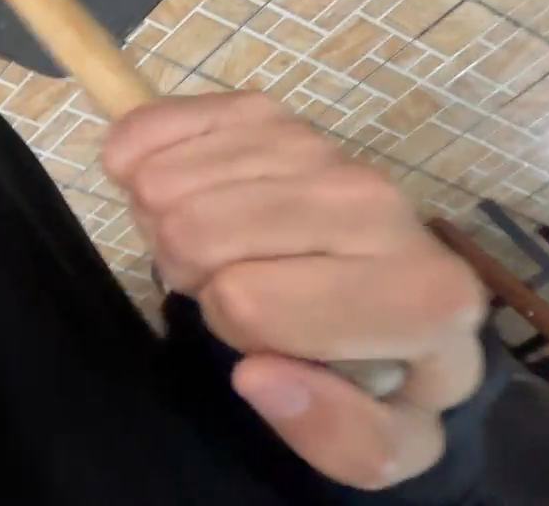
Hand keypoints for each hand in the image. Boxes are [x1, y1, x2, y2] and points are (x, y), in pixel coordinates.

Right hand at [103, 92, 486, 489]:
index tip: (263, 329)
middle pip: (192, 231)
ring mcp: (310, 145)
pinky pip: (149, 124)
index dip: (231, 325)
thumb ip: (334, 431)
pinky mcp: (259, 108)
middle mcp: (372, 204)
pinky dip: (131, 159)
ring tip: (203, 232)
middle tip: (216, 276)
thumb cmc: (371, 361)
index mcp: (417, 295)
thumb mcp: (377, 439)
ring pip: (161, 181)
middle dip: (183, 265)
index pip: (247, 301)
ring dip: (159, 215)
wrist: (384, 278)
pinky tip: (161, 183)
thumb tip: (257, 376)